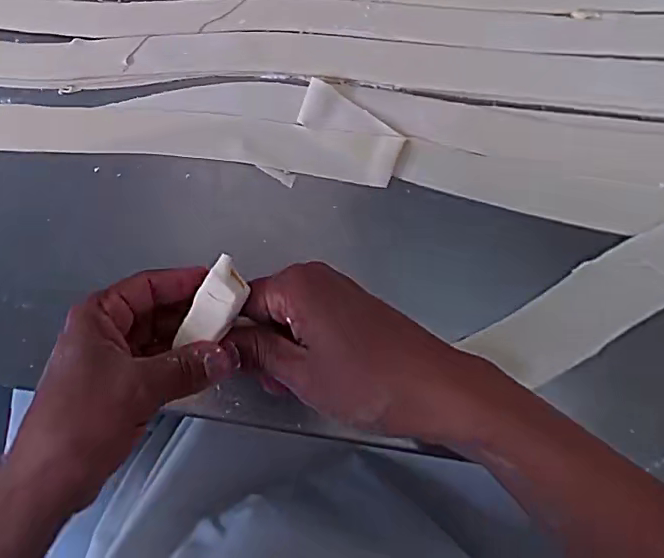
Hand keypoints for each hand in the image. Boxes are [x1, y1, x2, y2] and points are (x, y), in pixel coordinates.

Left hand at [6, 267, 237, 509]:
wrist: (47, 481)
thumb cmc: (70, 426)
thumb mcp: (137, 387)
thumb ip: (184, 368)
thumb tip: (216, 355)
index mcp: (96, 317)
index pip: (146, 286)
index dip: (181, 282)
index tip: (210, 283)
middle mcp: (100, 333)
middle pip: (153, 312)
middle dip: (189, 317)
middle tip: (221, 317)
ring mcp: (107, 361)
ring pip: (155, 341)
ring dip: (185, 345)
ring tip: (216, 346)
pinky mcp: (115, 388)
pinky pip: (153, 366)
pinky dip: (176, 368)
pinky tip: (198, 372)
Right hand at [226, 261, 506, 446]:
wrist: (437, 388)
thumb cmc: (374, 382)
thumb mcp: (301, 375)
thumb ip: (257, 353)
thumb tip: (227, 343)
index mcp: (296, 284)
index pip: (240, 300)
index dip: (230, 333)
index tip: (226, 361)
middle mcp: (313, 275)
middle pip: (263, 306)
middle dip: (260, 344)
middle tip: (272, 382)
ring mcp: (333, 288)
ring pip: (286, 315)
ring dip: (282, 348)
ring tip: (301, 384)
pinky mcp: (348, 303)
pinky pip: (309, 317)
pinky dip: (304, 343)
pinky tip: (318, 373)